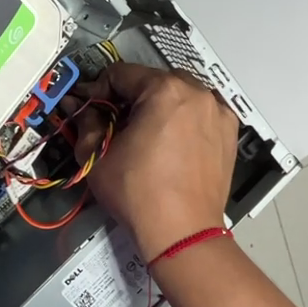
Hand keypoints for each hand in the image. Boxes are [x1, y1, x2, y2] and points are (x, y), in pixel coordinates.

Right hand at [69, 63, 236, 260]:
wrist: (182, 232)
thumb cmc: (138, 192)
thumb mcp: (98, 154)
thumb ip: (86, 121)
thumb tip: (78, 104)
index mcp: (163, 90)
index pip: (120, 74)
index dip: (99, 90)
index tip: (90, 109)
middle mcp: (196, 92)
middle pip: (152, 80)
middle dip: (131, 97)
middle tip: (115, 123)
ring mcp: (217, 112)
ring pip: (179, 94)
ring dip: (159, 105)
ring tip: (144, 133)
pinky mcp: (229, 133)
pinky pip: (200, 112)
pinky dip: (183, 119)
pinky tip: (171, 142)